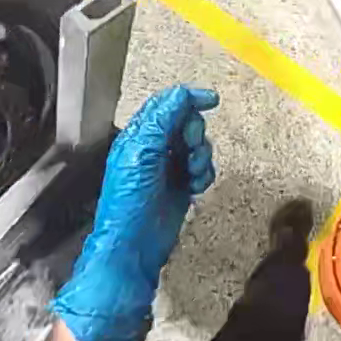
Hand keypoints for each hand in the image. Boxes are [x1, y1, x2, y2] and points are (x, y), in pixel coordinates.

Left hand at [53, 85, 218, 340]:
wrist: (134, 247)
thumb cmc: (130, 202)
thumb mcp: (143, 154)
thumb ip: (162, 120)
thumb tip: (182, 93)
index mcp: (140, 136)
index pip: (167, 104)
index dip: (189, 99)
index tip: (211, 101)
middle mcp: (155, 148)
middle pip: (187, 122)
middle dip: (195, 133)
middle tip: (190, 148)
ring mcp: (170, 167)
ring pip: (198, 145)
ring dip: (201, 155)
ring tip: (192, 173)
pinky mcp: (182, 185)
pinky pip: (203, 168)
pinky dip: (205, 174)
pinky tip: (196, 187)